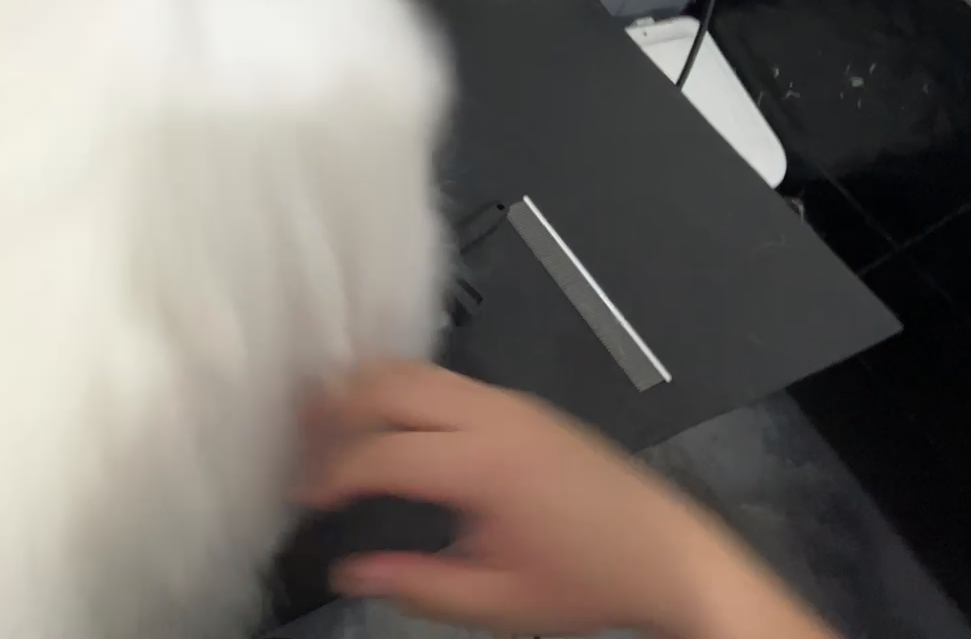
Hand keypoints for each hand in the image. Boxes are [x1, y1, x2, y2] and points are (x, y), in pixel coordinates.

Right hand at [296, 361, 833, 638]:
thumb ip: (418, 584)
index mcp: (484, 465)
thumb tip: (346, 568)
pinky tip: (379, 412)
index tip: (303, 495)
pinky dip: (394, 384)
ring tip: (326, 418)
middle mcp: (487, 412)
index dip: (335, 471)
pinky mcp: (509, 397)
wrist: (670, 550)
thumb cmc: (586, 582)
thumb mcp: (500, 601)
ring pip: (411, 369)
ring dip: (362, 387)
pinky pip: (434, 375)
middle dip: (336, 408)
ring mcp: (500, 396)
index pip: (386, 453)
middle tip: (300, 439)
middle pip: (390, 385)